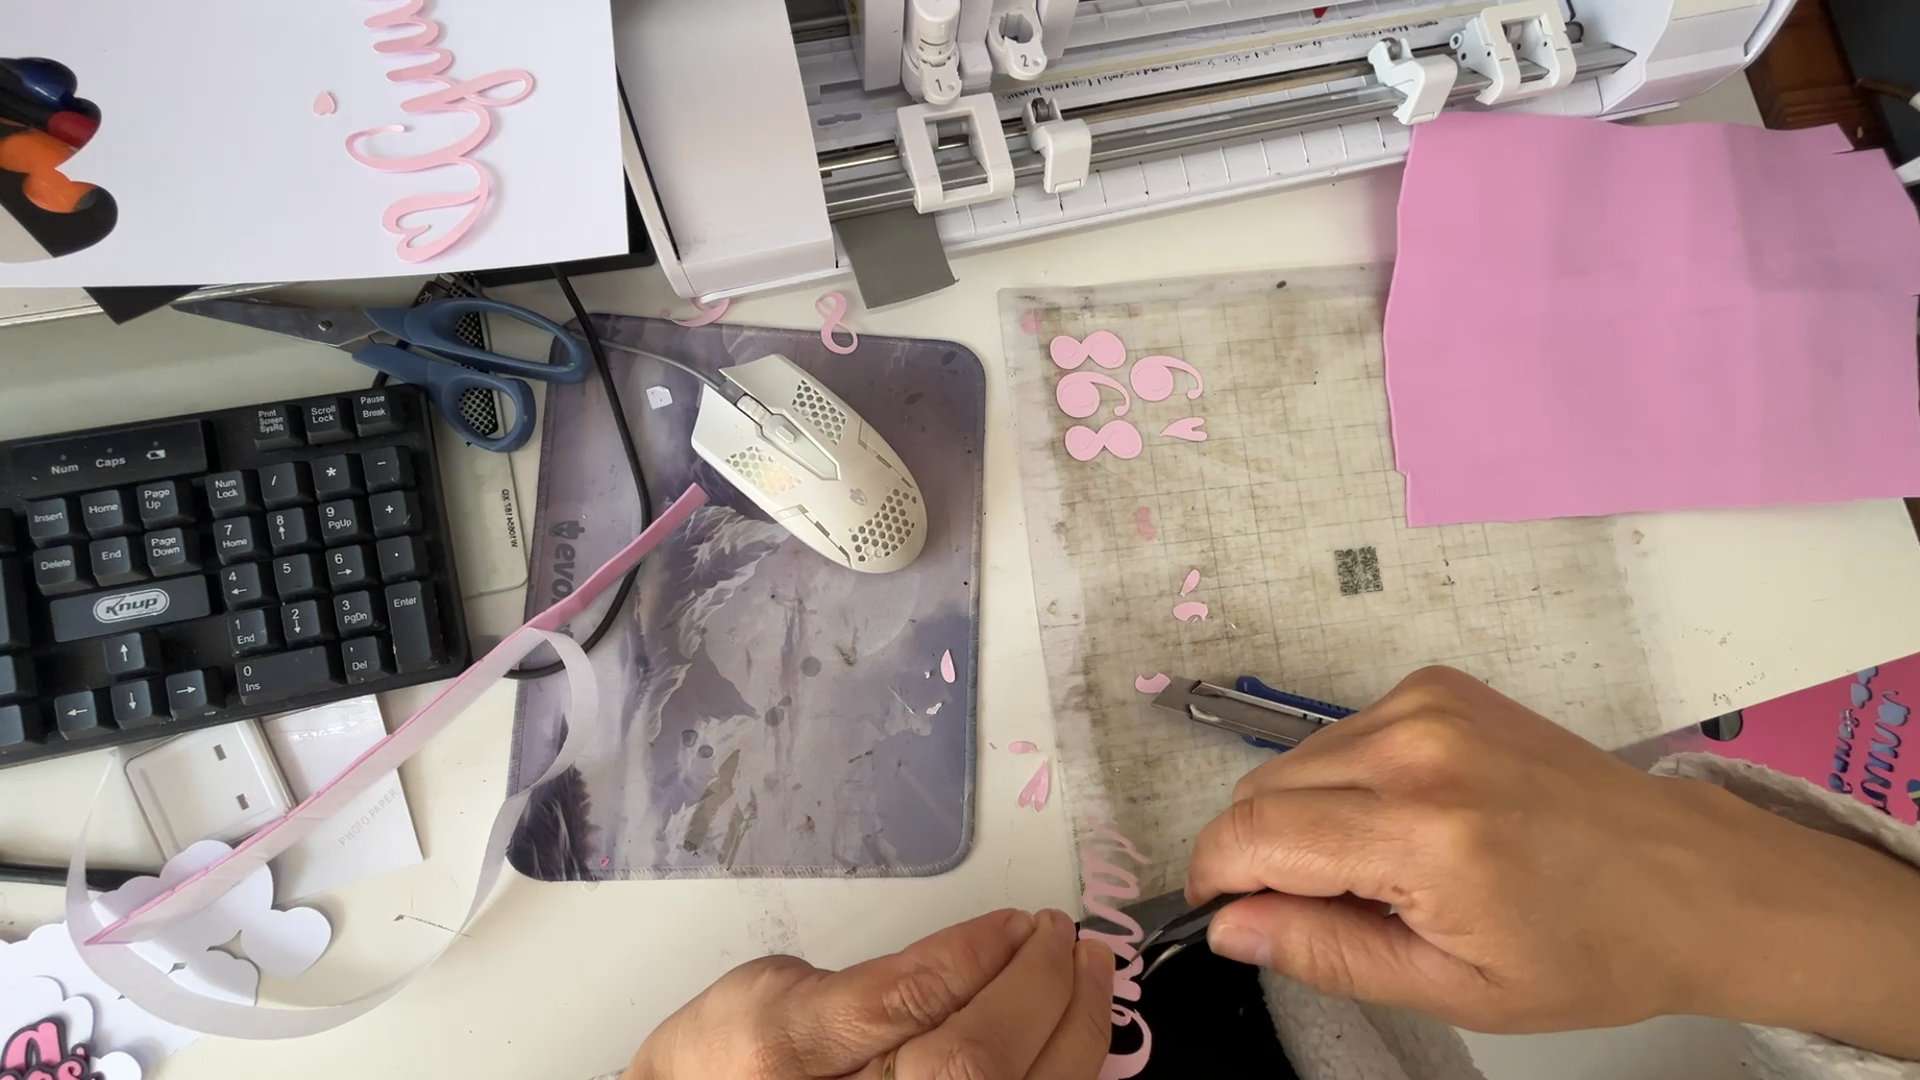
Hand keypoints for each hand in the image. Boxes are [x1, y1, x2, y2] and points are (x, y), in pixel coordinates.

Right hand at [626, 908, 1115, 1079]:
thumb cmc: (727, 1056)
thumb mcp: (774, 988)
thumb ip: (866, 979)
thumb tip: (970, 955)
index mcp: (797, 1053)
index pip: (914, 999)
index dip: (978, 953)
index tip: (1018, 920)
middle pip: (973, 1061)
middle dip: (1035, 986)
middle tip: (1060, 932)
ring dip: (1068, 1031)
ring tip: (1088, 970)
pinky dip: (1058, 1077)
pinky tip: (1078, 1035)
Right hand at [1185, 666, 1919, 1056]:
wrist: (1693, 878)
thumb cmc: (1581, 953)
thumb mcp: (1453, 989)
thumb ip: (1322, 952)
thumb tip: (1226, 924)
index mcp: (1421, 834)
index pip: (1254, 831)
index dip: (1214, 869)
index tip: (1214, 903)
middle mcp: (1411, 748)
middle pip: (1260, 787)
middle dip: (1260, 847)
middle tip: (1315, 896)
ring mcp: (1421, 703)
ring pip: (1292, 760)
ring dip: (1301, 811)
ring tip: (1371, 854)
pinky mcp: (1429, 683)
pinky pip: (1335, 735)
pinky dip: (1339, 777)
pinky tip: (1399, 808)